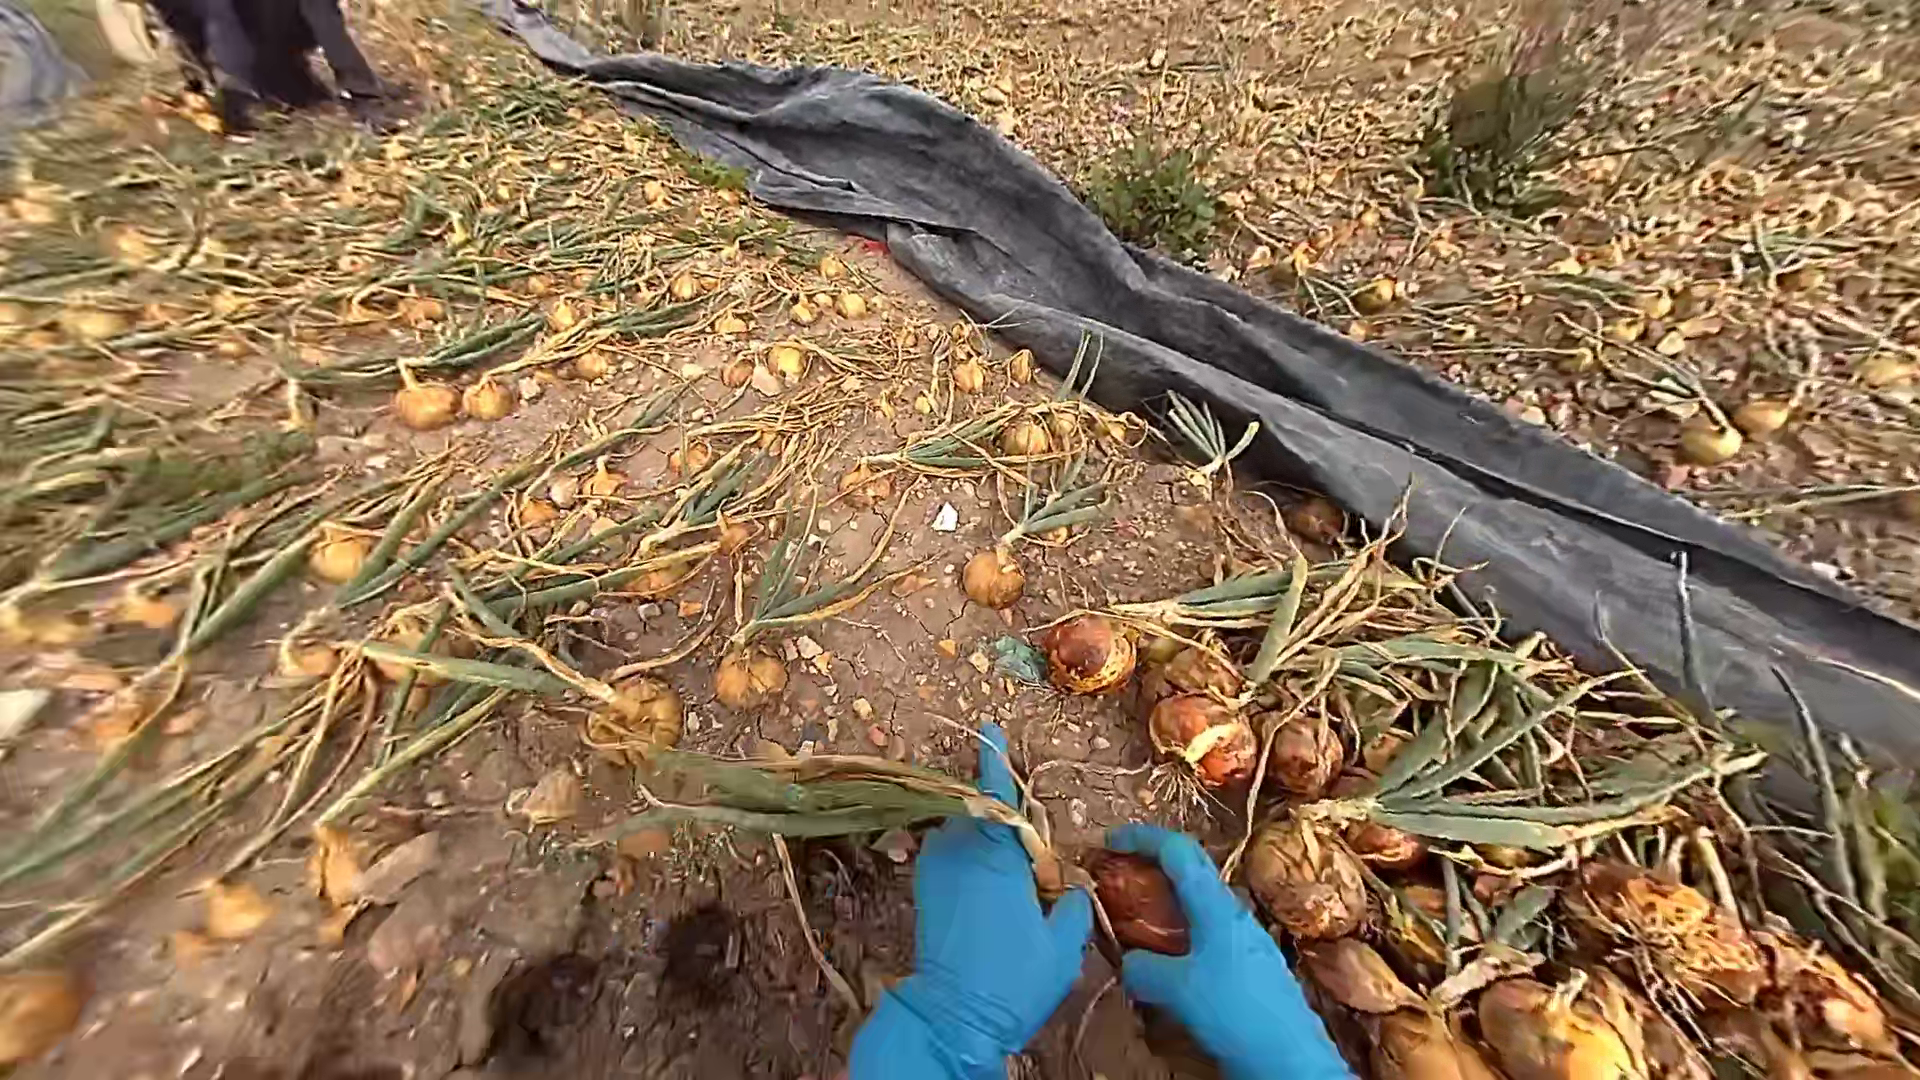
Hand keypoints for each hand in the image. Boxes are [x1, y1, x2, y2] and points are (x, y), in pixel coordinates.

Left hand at [849, 723, 1091, 1077]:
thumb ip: (1072, 908)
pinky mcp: (925, 881)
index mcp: (999, 856)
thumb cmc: (1013, 979)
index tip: (990, 729)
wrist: (953, 1015)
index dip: (995, 760)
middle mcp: (963, 848)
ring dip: (982, 838)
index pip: (999, 796)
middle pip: (982, 810)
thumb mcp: (1060, 948)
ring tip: (999, 880)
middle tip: (1020, 858)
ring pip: (964, 829)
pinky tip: (979, 888)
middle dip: (1000, 817)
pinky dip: (964, 854)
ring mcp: (938, 862)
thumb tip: (1073, 889)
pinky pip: (948, 850)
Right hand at [1108, 825, 1349, 1079]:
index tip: (1110, 840)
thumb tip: (1126, 962)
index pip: (1175, 848)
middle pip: (1189, 864)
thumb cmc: (1239, 1015)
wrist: (1299, 1068)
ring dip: (1167, 892)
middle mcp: (1231, 909)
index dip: (1140, 836)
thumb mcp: (1180, 991)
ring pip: (1198, 895)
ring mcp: (1245, 934)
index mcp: (1214, 902)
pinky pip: (1207, 924)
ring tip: (1140, 909)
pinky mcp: (1251, 960)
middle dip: (1152, 858)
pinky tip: (1171, 950)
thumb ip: (1143, 969)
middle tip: (1122, 867)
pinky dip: (1181, 922)